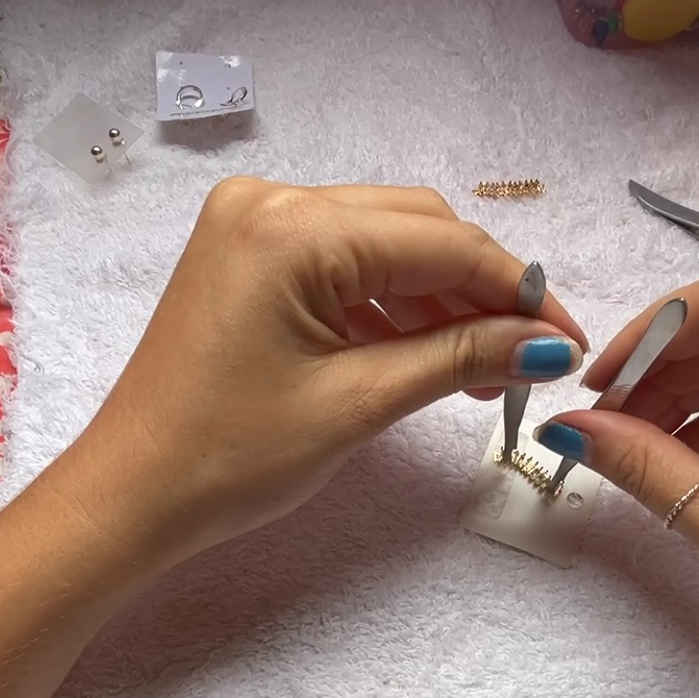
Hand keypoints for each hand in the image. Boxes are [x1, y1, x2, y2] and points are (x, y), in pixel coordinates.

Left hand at [55, 178, 586, 563]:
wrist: (133, 495)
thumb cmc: (232, 458)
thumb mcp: (356, 403)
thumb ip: (457, 356)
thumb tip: (547, 344)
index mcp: (292, 227)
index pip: (439, 242)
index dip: (515, 291)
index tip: (565, 340)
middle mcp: (271, 202)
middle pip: (413, 231)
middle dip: (478, 292)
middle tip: (524, 359)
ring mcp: (253, 227)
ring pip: (380, 248)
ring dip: (436, 301)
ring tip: (481, 369)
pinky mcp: (247, 260)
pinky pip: (339, 268)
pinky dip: (387, 306)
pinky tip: (423, 350)